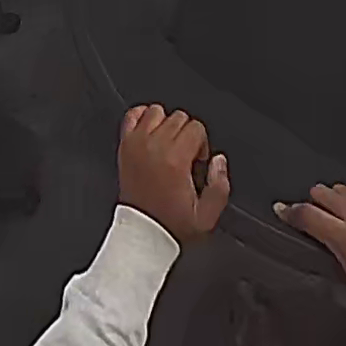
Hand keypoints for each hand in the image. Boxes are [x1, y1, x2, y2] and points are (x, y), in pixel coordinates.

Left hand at [118, 104, 229, 244]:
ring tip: (167, 144)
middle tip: (184, 156)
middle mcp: (155, 146)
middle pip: (178, 117)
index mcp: (175, 160)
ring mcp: (136, 144)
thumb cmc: (170, 224)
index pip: (196, 127)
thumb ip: (220, 185)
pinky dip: (142, 117)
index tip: (197, 161)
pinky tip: (150, 132)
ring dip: (165, 124)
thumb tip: (219, 161)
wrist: (141, 233)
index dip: (202, 143)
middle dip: (186, 134)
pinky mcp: (124, 145)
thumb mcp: (206, 215)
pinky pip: (133, 115)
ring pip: (157, 111)